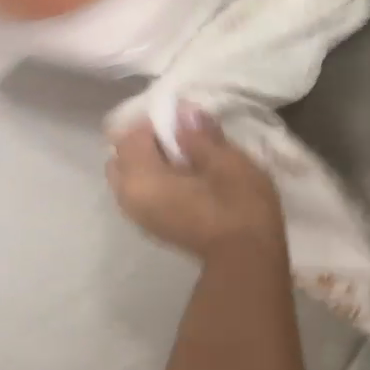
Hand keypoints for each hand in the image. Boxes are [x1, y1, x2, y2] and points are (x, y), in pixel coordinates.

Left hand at [108, 109, 284, 260]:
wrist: (246, 257)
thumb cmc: (241, 207)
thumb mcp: (229, 164)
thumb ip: (202, 138)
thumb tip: (184, 112)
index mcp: (141, 178)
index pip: (131, 136)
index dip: (157, 122)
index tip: (189, 121)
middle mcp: (127, 195)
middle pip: (123, 156)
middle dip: (149, 143)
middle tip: (189, 139)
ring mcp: (138, 214)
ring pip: (132, 176)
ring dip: (154, 163)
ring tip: (193, 160)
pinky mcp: (153, 225)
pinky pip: (144, 192)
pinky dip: (160, 181)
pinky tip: (192, 183)